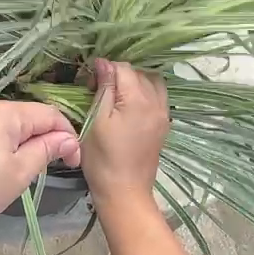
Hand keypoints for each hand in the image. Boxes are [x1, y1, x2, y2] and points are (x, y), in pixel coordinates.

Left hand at [0, 99, 80, 235]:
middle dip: (43, 140)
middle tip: (46, 172)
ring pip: (6, 127)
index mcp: (5, 111)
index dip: (68, 136)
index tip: (74, 164)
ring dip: (21, 146)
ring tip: (18, 176)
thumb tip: (66, 138)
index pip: (49, 114)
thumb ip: (45, 151)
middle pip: (26, 117)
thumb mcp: (17, 173)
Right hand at [80, 59, 168, 208]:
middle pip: (139, 73)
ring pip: (152, 82)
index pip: (123, 68)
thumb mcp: (96, 120)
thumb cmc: (103, 158)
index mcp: (138, 99)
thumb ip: (104, 88)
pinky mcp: (163, 125)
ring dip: (135, 81)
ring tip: (117, 94)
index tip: (90, 82)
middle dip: (119, 74)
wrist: (124, 192)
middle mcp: (156, 102)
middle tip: (99, 88)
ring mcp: (163, 114)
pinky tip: (129, 105)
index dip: (105, 70)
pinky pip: (158, 97)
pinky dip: (145, 93)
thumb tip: (103, 62)